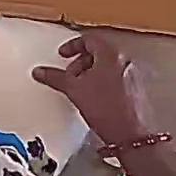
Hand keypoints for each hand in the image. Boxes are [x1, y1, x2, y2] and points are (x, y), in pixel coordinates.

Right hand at [31, 34, 159, 144]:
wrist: (130, 134)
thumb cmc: (108, 109)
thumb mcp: (74, 90)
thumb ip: (55, 77)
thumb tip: (40, 72)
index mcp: (111, 55)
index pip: (89, 40)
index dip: (72, 46)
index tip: (64, 54)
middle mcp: (124, 61)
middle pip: (98, 52)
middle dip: (80, 62)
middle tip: (70, 74)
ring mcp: (132, 75)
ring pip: (107, 66)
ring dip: (91, 72)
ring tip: (81, 88)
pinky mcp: (135, 89)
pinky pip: (115, 78)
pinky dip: (102, 82)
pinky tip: (95, 98)